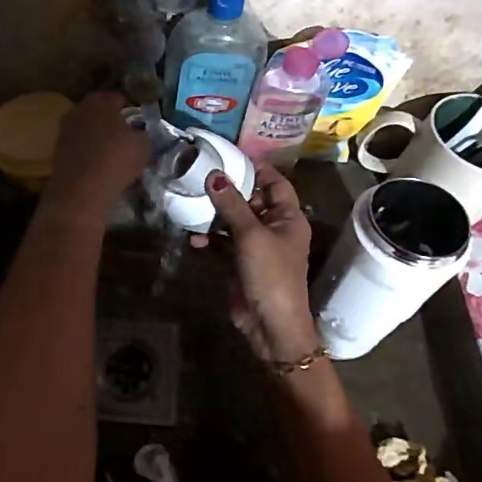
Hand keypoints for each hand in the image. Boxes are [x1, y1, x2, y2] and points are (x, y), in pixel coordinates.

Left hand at [42, 91, 149, 222]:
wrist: (82, 192)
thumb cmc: (117, 160)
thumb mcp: (145, 145)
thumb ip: (145, 134)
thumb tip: (142, 135)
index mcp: (100, 100)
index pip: (120, 99)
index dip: (133, 112)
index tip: (142, 127)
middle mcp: (78, 110)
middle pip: (102, 115)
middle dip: (115, 126)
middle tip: (130, 142)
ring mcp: (65, 131)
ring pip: (91, 133)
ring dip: (102, 143)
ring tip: (118, 160)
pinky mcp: (58, 152)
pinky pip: (82, 150)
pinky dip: (91, 157)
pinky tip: (103, 172)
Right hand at [202, 163, 319, 363]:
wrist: (270, 324)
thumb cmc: (271, 274)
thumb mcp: (251, 234)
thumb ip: (232, 204)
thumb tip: (214, 175)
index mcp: (288, 217)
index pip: (276, 183)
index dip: (256, 169)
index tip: (229, 157)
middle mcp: (274, 228)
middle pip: (251, 200)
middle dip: (228, 191)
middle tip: (201, 177)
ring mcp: (256, 247)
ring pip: (233, 222)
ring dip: (215, 216)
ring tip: (193, 207)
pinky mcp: (239, 264)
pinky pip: (223, 244)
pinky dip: (210, 239)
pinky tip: (194, 238)